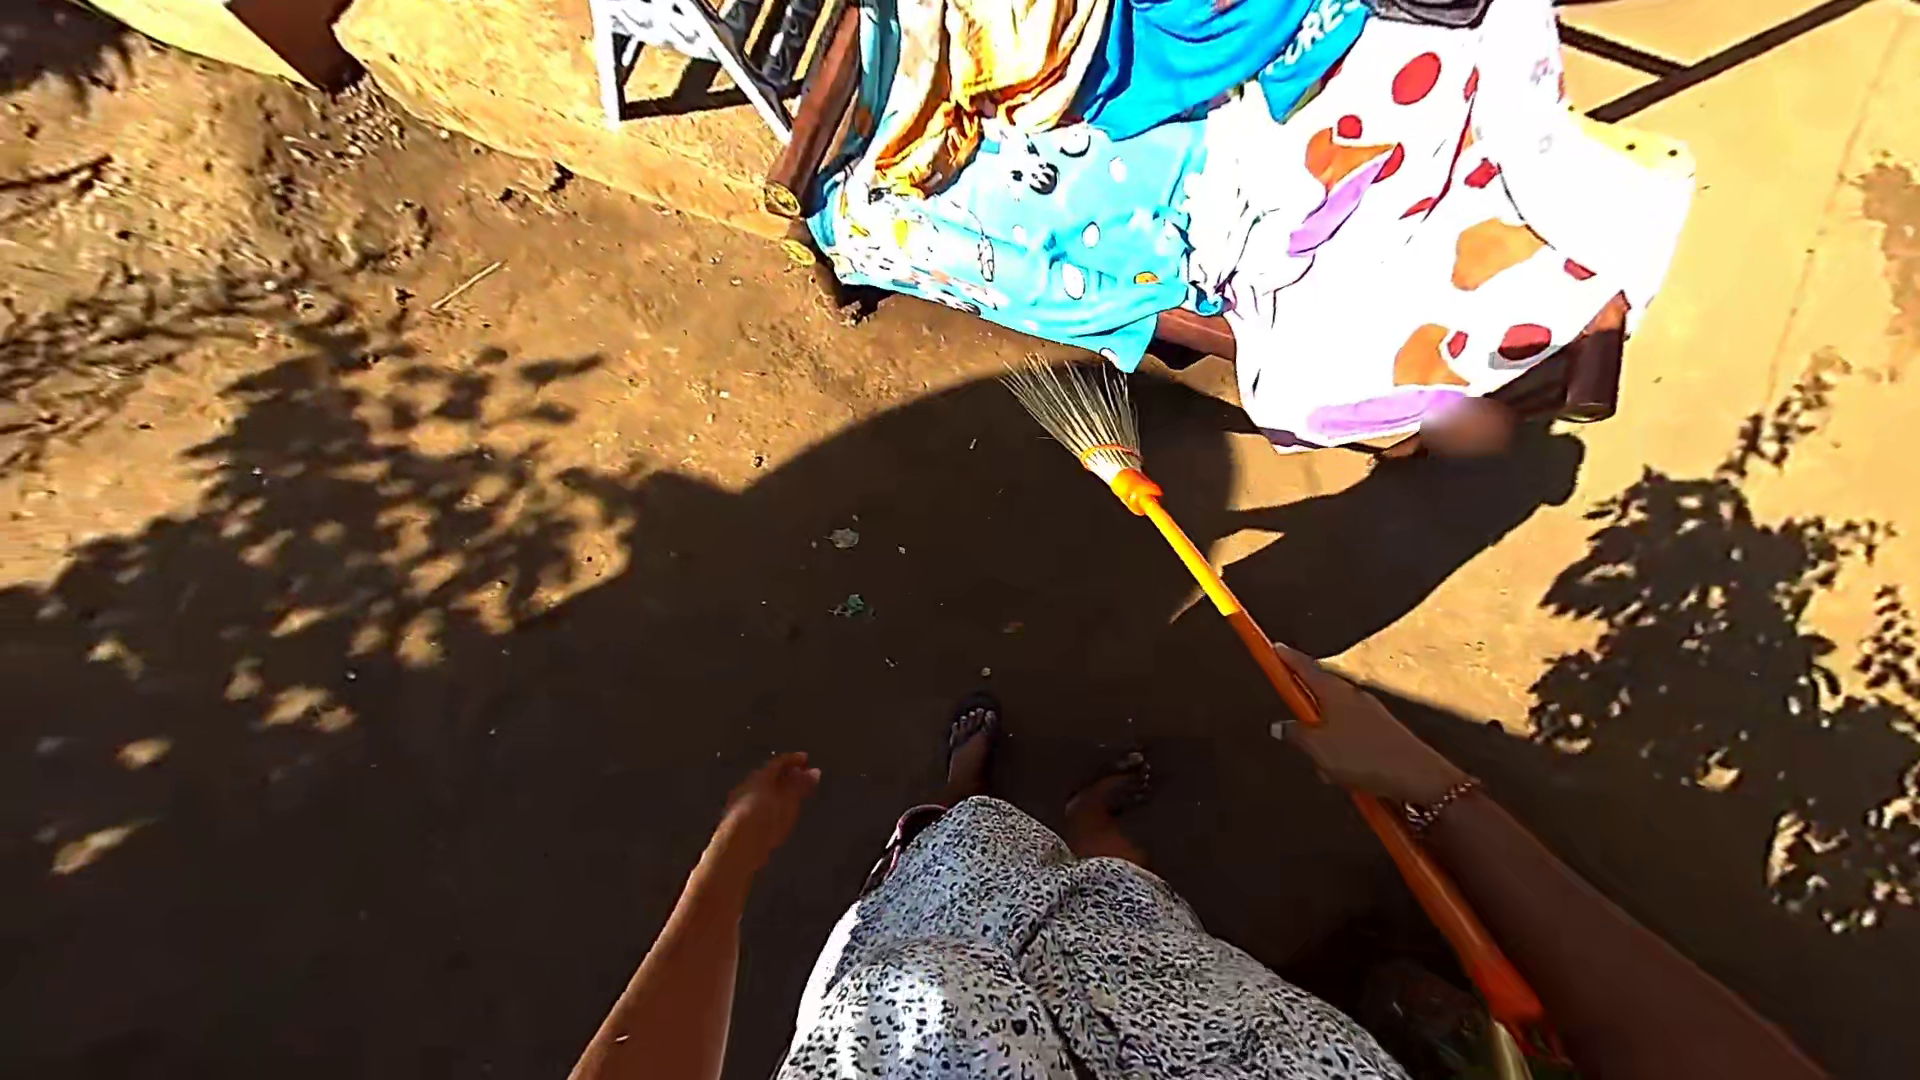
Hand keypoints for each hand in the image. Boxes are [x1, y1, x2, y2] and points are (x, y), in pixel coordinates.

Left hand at [702, 752, 820, 887]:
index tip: (806, 759)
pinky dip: (769, 804)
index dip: (794, 759)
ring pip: (762, 791)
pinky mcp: (736, 821)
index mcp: (760, 776)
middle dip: (786, 776)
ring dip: (777, 791)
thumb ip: (802, 784)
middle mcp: (747, 785)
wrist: (737, 848)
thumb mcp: (790, 800)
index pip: (779, 761)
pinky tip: (775, 814)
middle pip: (770, 776)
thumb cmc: (766, 818)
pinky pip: (757, 805)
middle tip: (801, 778)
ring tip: (791, 797)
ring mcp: (739, 803)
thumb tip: (815, 771)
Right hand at [1271, 644, 1469, 804]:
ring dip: (1323, 738)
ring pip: (1334, 719)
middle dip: (1304, 711)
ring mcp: (1370, 714)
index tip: (1275, 647)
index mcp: (1333, 691)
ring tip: (1325, 766)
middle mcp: (1352, 696)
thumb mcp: (1317, 746)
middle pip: (1318, 693)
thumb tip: (1278, 726)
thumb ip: (1293, 733)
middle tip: (1294, 729)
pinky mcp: (1383, 733)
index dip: (1287, 658)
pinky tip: (1343, 773)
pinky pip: (1351, 735)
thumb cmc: (1363, 755)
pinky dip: (1341, 749)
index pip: (1304, 667)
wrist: (1421, 779)